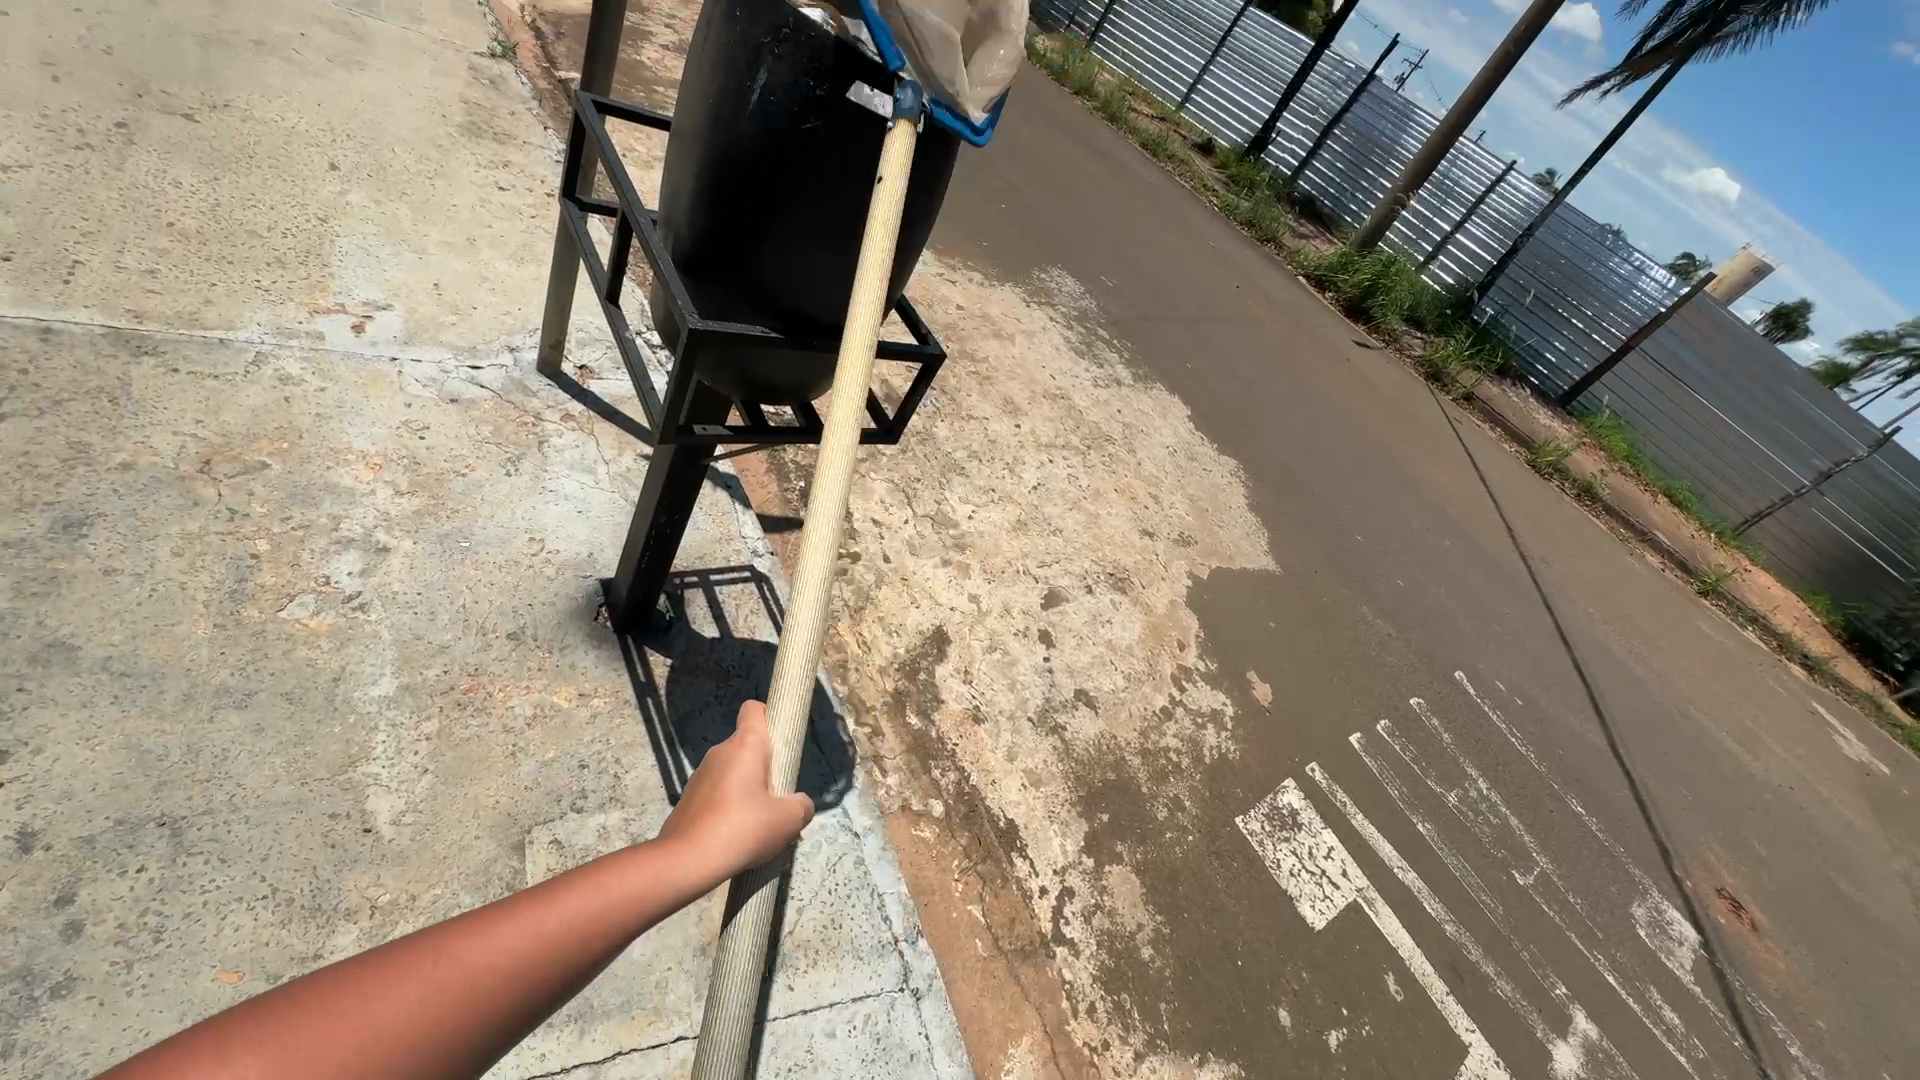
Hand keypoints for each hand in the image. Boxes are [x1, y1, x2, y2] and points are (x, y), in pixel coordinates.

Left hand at [657, 701, 815, 885]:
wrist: (685, 862)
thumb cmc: (741, 829)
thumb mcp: (788, 820)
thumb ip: (802, 806)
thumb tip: (799, 804)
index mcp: (744, 746)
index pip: (754, 709)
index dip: (770, 717)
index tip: (782, 744)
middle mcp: (720, 752)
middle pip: (747, 746)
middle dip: (765, 767)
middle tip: (778, 798)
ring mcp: (700, 775)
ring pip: (732, 772)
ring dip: (747, 790)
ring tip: (758, 824)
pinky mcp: (688, 799)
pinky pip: (717, 793)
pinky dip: (728, 807)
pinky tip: (735, 836)